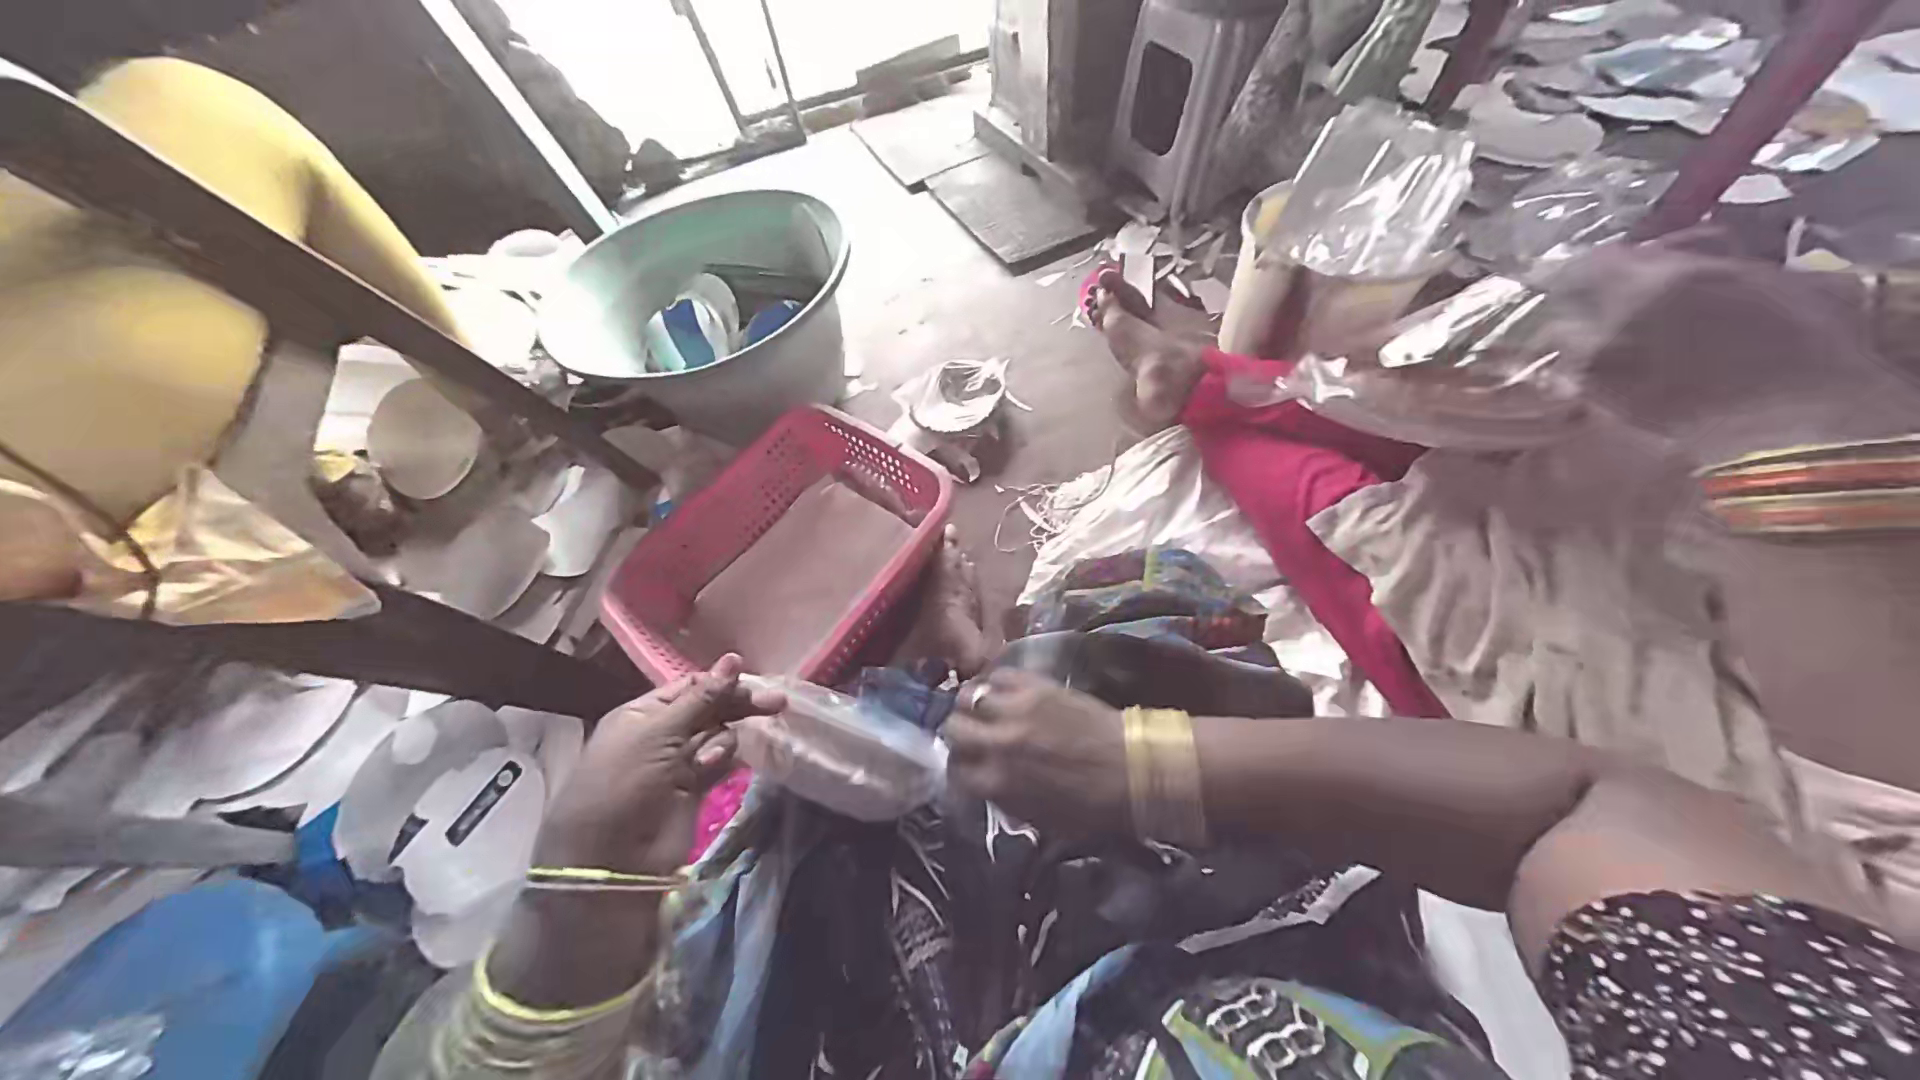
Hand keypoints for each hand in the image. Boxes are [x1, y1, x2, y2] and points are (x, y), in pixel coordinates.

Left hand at [532, 654, 783, 876]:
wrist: (610, 858)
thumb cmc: (624, 783)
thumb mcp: (659, 732)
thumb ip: (703, 697)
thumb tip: (734, 658)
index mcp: (645, 713)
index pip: (692, 686)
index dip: (723, 682)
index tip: (754, 683)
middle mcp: (663, 732)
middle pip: (712, 708)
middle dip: (740, 705)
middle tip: (777, 704)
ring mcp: (680, 761)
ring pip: (720, 734)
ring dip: (723, 741)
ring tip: (709, 761)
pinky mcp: (696, 787)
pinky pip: (722, 761)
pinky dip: (725, 760)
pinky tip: (717, 767)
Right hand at [944, 670, 1129, 834]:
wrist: (1132, 769)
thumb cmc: (1092, 806)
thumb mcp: (1039, 819)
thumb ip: (1003, 798)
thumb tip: (984, 781)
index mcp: (998, 782)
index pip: (954, 770)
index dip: (957, 767)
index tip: (966, 765)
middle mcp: (999, 743)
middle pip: (954, 728)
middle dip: (959, 733)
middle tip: (971, 734)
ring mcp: (1016, 709)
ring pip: (969, 696)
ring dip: (971, 704)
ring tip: (981, 707)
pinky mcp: (1035, 686)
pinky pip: (999, 675)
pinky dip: (995, 682)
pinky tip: (1002, 691)